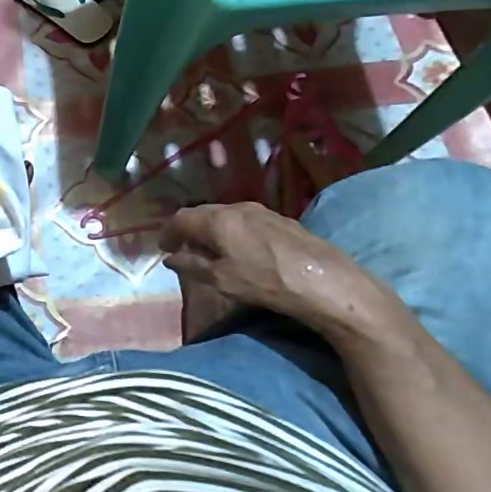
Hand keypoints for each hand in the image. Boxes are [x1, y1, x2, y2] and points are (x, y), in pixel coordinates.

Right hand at [160, 202, 412, 339]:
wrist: (327, 283)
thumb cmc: (266, 282)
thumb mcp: (221, 280)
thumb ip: (191, 265)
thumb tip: (171, 258)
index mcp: (217, 220)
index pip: (181, 218)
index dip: (168, 232)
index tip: (163, 247)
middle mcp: (236, 208)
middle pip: (202, 213)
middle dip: (188, 228)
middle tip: (182, 246)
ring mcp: (262, 211)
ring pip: (225, 215)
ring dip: (211, 228)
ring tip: (209, 247)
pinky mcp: (282, 220)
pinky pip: (245, 220)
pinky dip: (232, 230)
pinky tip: (239, 247)